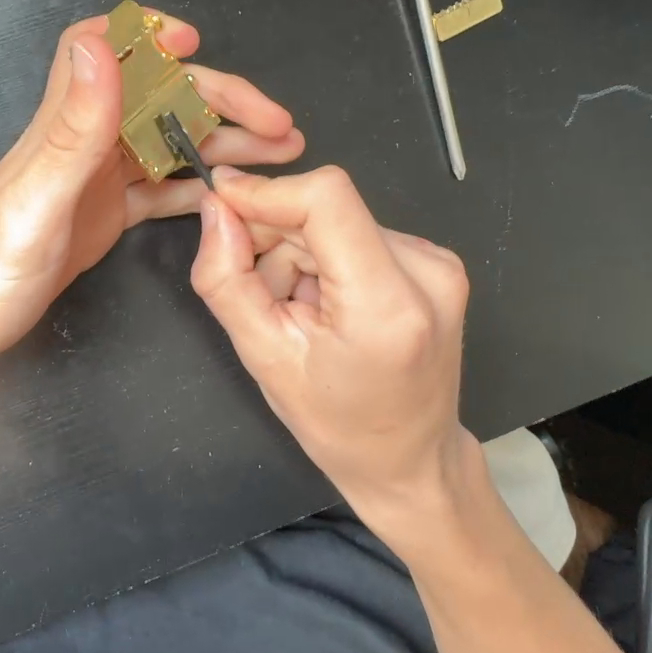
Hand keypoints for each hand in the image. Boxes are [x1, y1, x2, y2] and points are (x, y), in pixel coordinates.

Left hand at [0, 12, 303, 362]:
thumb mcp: (36, 198)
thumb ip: (73, 126)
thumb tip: (102, 43)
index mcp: (65, 127)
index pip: (97, 47)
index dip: (144, 33)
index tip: (194, 41)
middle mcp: (81, 142)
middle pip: (156, 97)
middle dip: (218, 100)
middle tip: (278, 125)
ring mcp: (92, 180)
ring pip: (165, 142)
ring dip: (219, 142)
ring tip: (278, 154)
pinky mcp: (98, 216)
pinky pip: (155, 189)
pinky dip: (193, 185)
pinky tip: (228, 195)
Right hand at [190, 165, 473, 536]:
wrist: (411, 460)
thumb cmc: (335, 423)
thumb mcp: (262, 357)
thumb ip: (226, 279)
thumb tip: (214, 209)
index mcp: (387, 302)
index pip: (326, 197)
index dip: (266, 192)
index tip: (220, 203)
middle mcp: (425, 269)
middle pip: (322, 209)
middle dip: (273, 237)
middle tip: (257, 291)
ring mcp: (437, 262)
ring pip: (332, 220)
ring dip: (295, 252)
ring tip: (294, 311)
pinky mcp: (433, 261)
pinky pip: (353, 232)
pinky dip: (321, 258)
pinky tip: (321, 304)